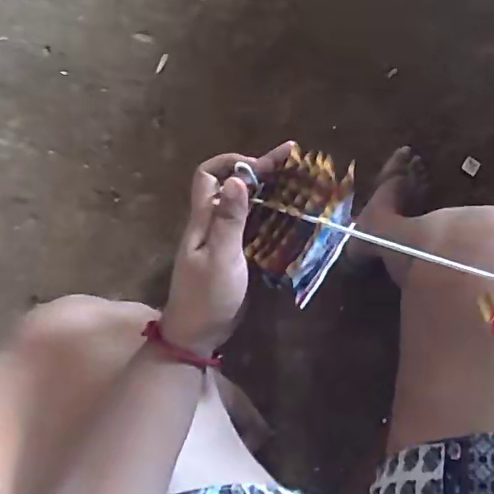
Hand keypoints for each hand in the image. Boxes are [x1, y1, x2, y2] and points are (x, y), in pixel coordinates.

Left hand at [159, 142, 295, 354]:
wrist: (196, 335)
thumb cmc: (207, 296)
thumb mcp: (220, 257)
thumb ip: (229, 219)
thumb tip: (236, 179)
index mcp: (202, 219)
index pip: (209, 175)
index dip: (232, 162)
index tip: (260, 164)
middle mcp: (211, 223)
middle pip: (231, 184)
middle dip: (260, 168)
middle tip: (293, 158)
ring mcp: (222, 238)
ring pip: (243, 202)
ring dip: (267, 188)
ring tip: (297, 180)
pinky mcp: (234, 253)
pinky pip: (252, 223)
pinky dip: (270, 212)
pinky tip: (290, 213)